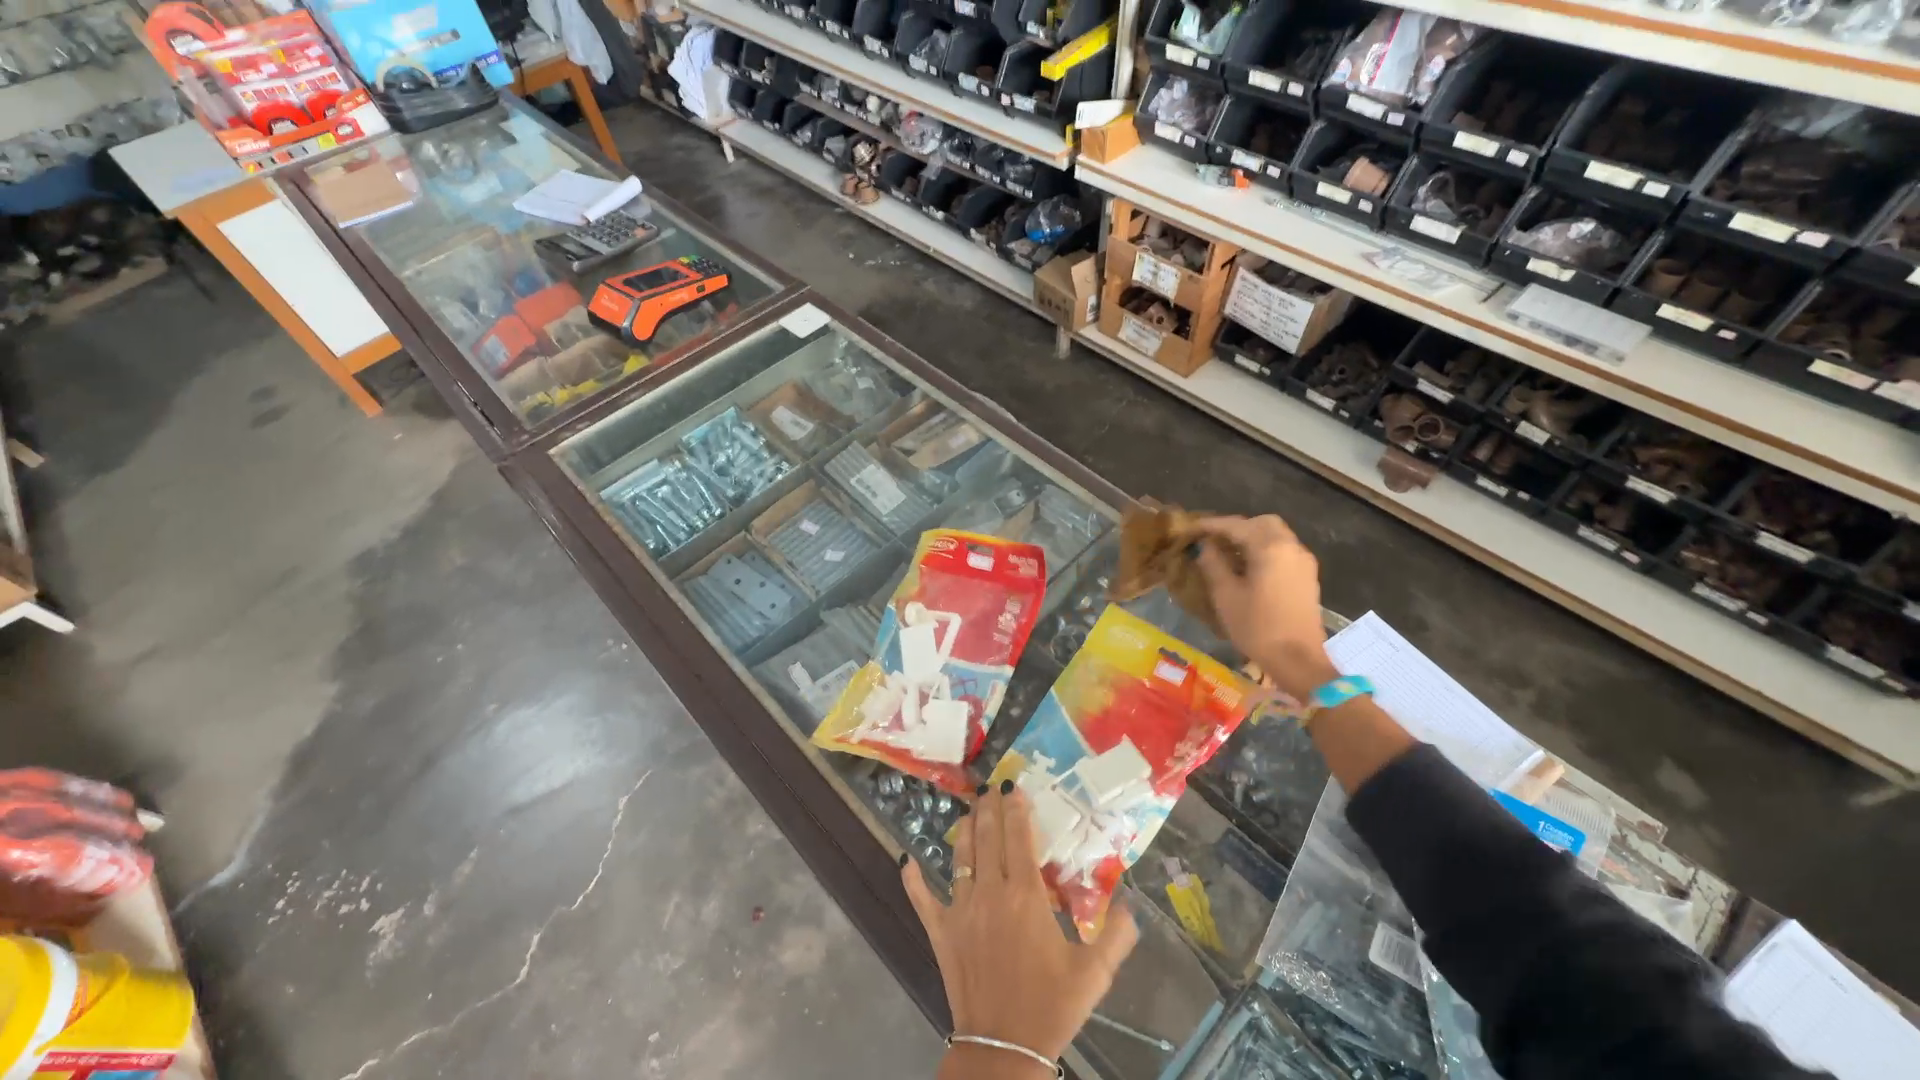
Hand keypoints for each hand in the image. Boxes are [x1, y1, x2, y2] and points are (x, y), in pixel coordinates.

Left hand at [902, 782, 1138, 1069]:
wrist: (1005, 1045)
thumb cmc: (1052, 1005)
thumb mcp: (1096, 972)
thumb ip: (1117, 933)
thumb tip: (1131, 903)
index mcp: (1026, 896)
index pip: (1019, 838)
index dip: (1016, 809)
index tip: (1015, 786)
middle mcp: (990, 893)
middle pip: (987, 838)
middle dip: (988, 809)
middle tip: (990, 787)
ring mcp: (960, 911)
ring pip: (959, 858)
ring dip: (963, 831)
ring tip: (967, 811)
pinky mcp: (940, 932)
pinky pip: (921, 898)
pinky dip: (912, 878)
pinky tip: (906, 859)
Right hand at [1194, 514, 1338, 700]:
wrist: (1299, 660)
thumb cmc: (1258, 628)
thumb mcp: (1226, 596)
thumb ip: (1213, 565)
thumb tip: (1205, 547)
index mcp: (1270, 548)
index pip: (1236, 525)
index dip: (1211, 525)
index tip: (1190, 529)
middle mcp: (1291, 547)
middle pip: (1262, 523)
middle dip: (1236, 527)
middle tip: (1212, 540)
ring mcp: (1303, 561)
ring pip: (1275, 535)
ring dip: (1251, 538)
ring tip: (1227, 553)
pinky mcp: (1307, 576)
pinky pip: (1283, 550)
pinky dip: (1264, 549)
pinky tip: (1248, 567)